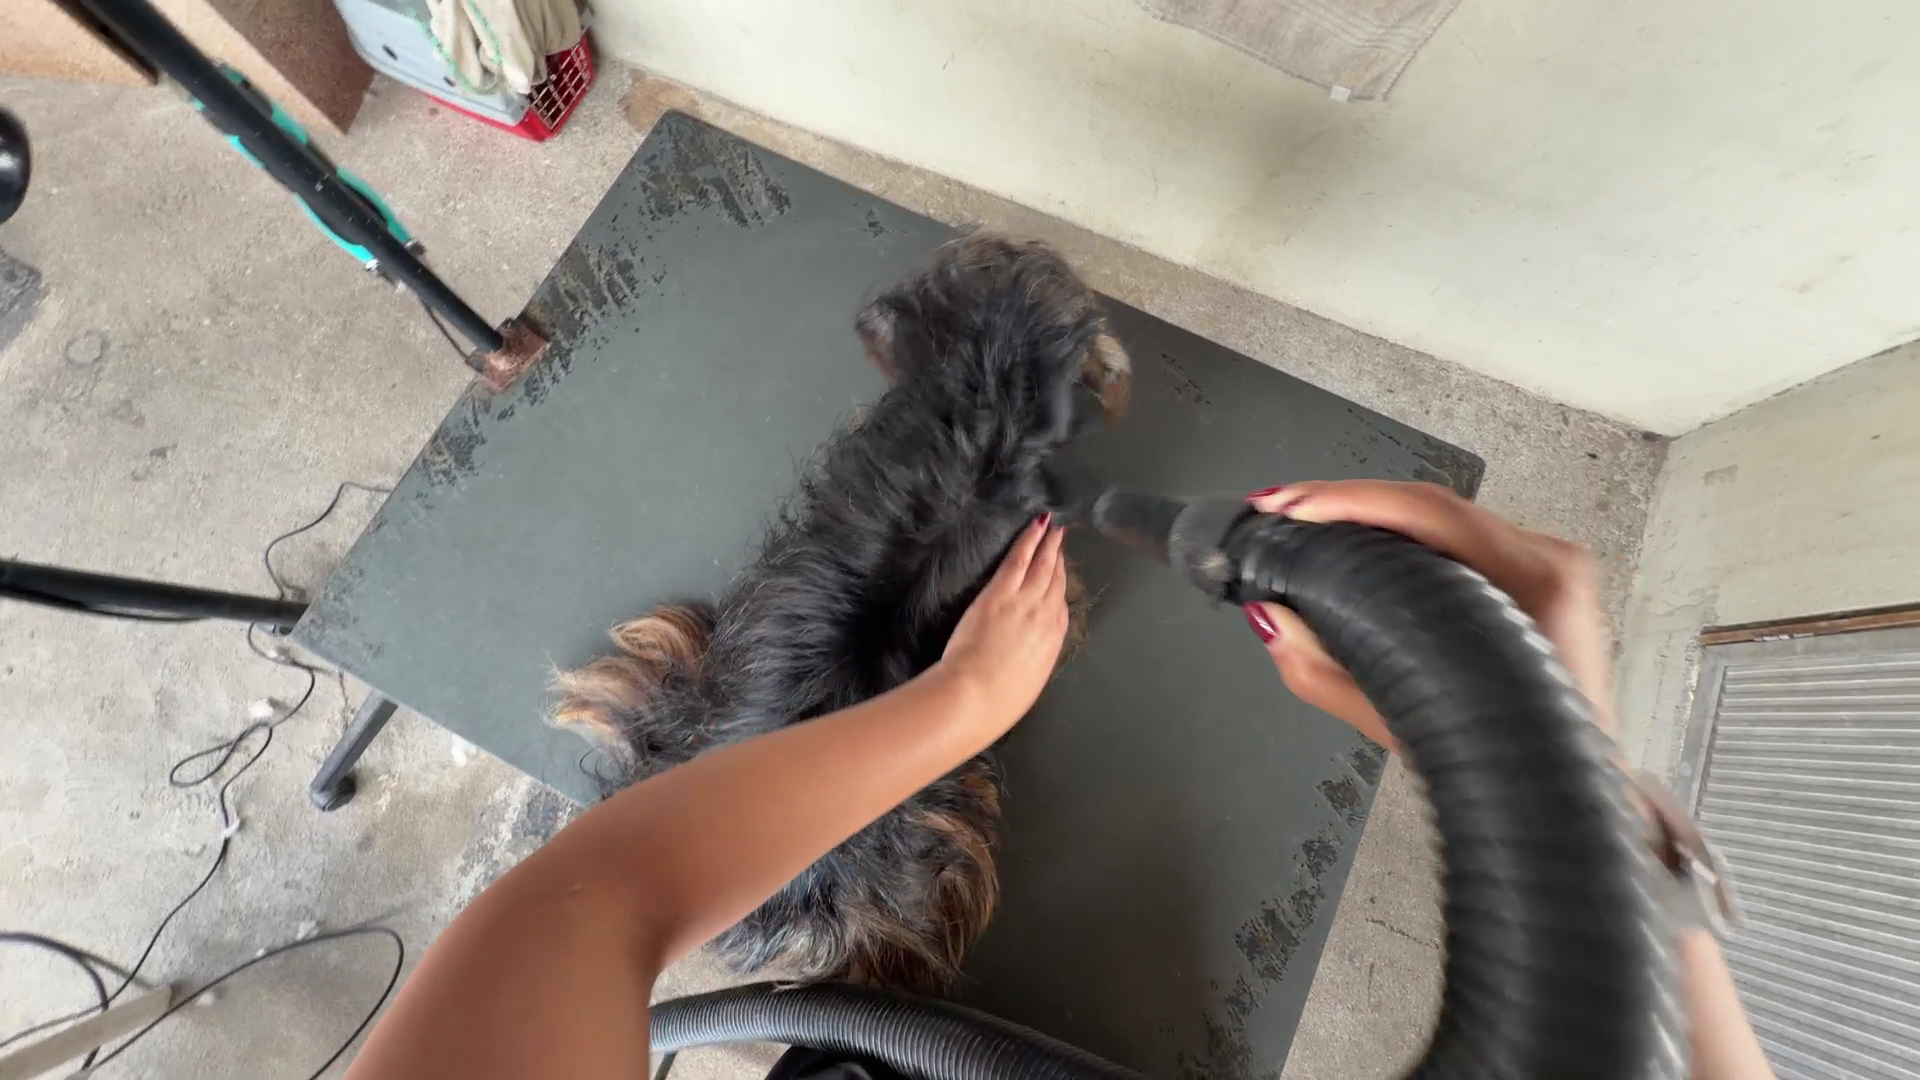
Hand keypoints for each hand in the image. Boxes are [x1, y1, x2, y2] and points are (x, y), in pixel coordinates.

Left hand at [933, 515, 1070, 736]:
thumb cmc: (996, 700)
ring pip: (1042, 565)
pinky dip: (1029, 539)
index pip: (1060, 608)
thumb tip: (1028, 652)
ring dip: (1048, 543)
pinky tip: (1034, 526)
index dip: (1059, 587)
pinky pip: (1019, 559)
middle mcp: (1045, 618)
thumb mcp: (1028, 683)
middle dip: (1059, 558)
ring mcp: (1024, 603)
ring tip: (1052, 527)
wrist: (975, 697)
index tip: (1059, 574)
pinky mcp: (1000, 593)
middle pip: (1056, 581)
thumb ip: (1032, 660)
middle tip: (1061, 538)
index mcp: (1052, 643)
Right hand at [1242, 480, 1613, 750]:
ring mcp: (1535, 559)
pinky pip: (1442, 527)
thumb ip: (1323, 676)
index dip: (1351, 501)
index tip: (1293, 508)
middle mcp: (1542, 561)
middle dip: (1340, 499)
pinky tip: (1345, 525)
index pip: (1430, 514)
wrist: (1558, 776)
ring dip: (1359, 507)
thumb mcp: (1398, 724)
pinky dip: (1385, 522)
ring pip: (1433, 511)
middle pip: (1426, 503)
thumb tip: (1270, 621)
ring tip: (1300, 512)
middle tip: (1278, 506)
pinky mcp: (1519, 565)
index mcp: (1532, 587)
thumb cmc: (1499, 752)